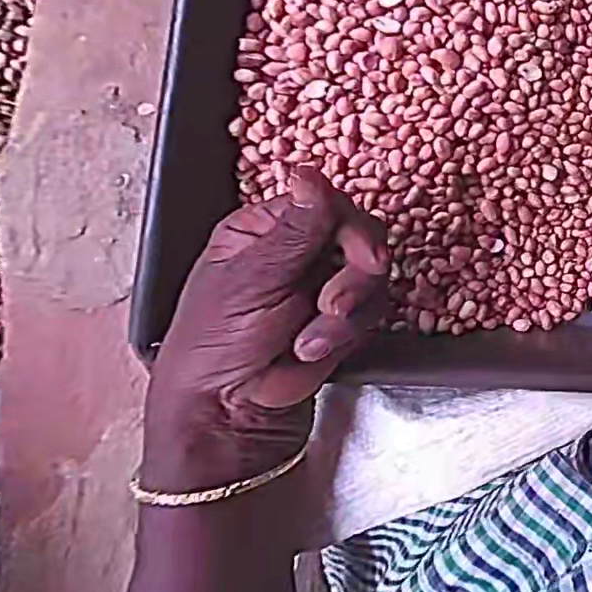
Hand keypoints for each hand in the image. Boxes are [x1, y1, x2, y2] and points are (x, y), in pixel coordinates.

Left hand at [142, 166, 388, 493]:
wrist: (229, 416)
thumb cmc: (215, 346)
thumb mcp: (251, 281)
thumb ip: (294, 230)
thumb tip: (310, 175)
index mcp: (267, 229)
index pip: (328, 204)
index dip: (350, 226)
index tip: (359, 253)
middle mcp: (301, 250)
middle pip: (362, 236)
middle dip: (354, 275)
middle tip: (335, 304)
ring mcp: (326, 283)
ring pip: (374, 275)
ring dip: (347, 312)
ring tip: (310, 339)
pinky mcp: (346, 317)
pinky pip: (375, 307)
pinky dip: (349, 332)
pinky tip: (314, 349)